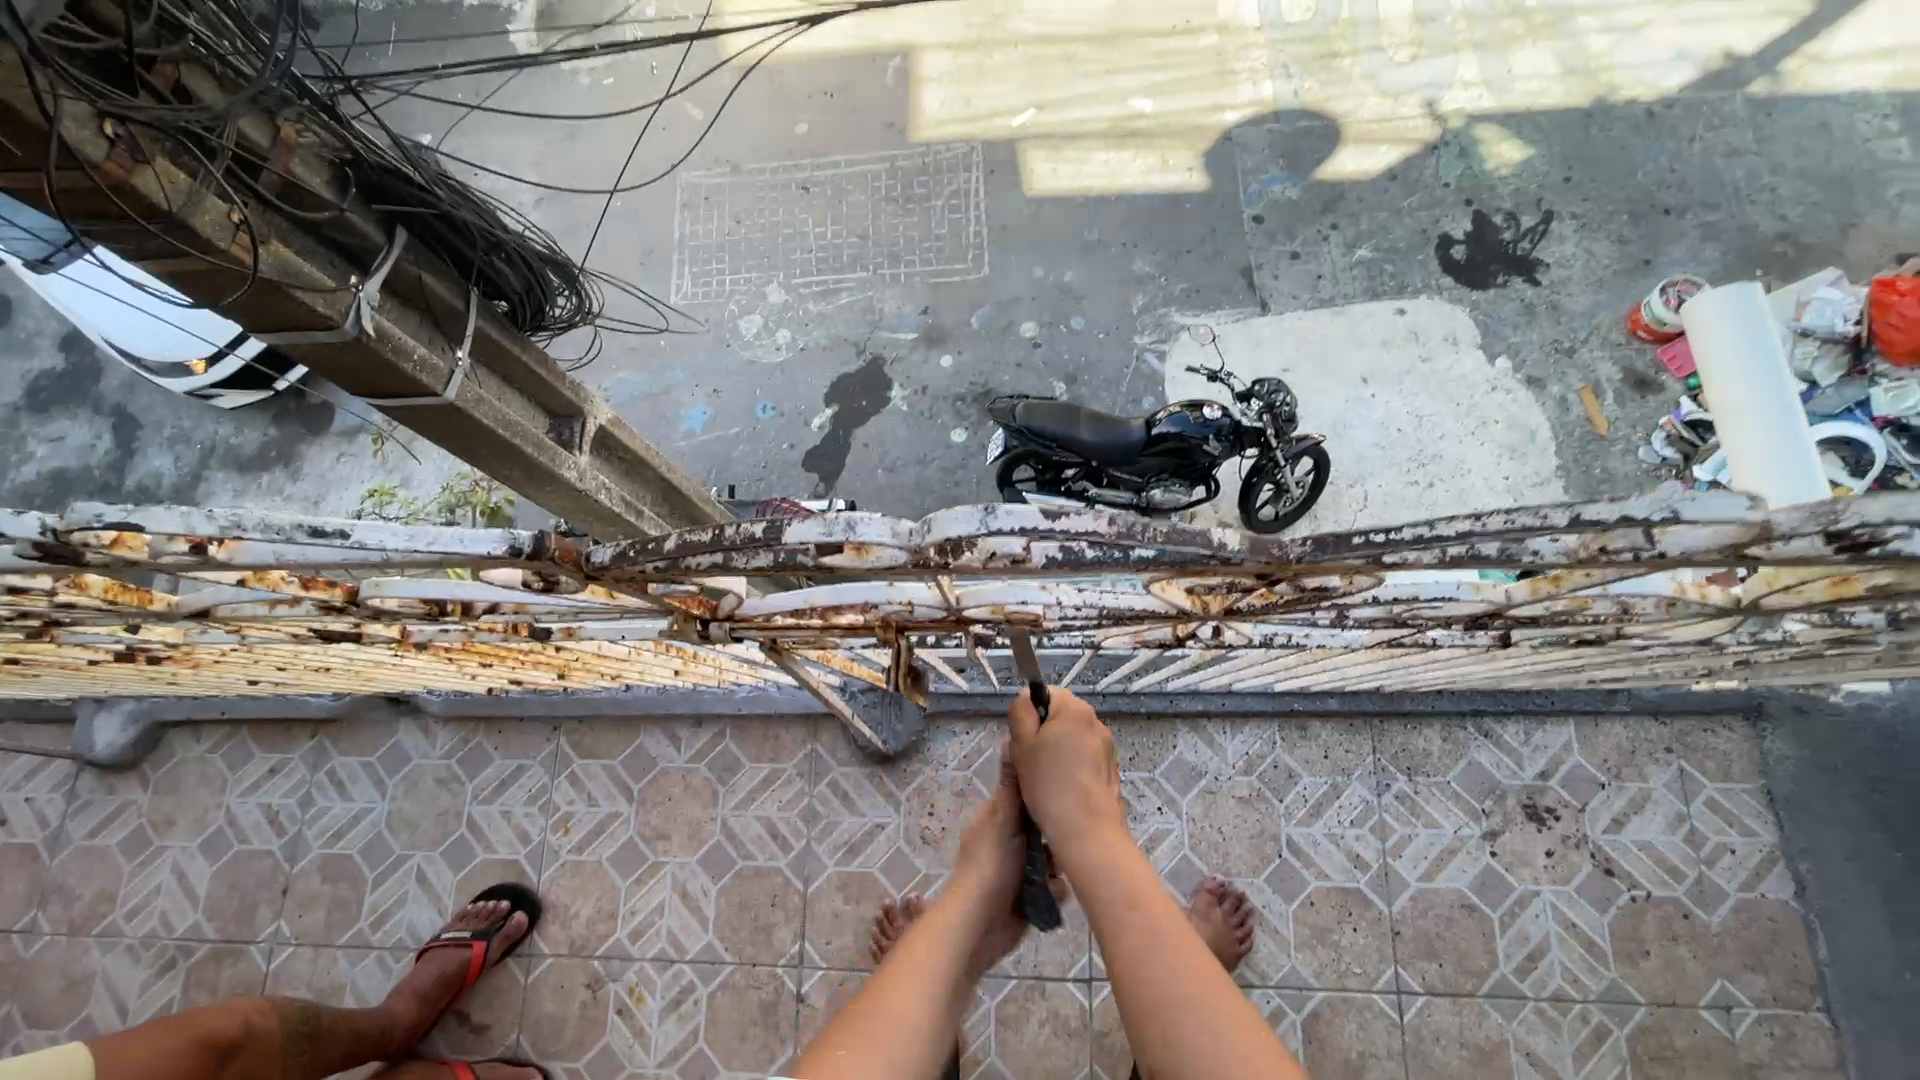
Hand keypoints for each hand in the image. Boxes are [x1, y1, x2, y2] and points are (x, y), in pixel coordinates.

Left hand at [947, 744, 1062, 976]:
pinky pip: (1050, 889)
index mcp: (997, 819)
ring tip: (1056, 875)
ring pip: (1051, 862)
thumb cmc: (992, 866)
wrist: (980, 925)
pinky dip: (1052, 893)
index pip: (1027, 799)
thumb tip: (1009, 738)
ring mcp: (1015, 871)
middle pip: (1044, 832)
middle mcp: (1006, 842)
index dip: (1047, 799)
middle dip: (1057, 842)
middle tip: (1066, 846)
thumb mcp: (1004, 819)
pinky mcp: (1024, 898)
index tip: (1067, 800)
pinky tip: (1052, 896)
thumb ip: (1012, 785)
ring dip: (1056, 871)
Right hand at [1006, 687, 1126, 853]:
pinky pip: (1084, 756)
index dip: (1029, 713)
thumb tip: (1026, 698)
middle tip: (1030, 759)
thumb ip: (1020, 713)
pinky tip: (1064, 788)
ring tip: (1046, 778)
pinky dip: (1072, 766)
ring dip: (1057, 750)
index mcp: (1075, 709)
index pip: (1046, 693)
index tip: (1023, 739)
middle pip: (1060, 715)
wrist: (1088, 831)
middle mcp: (1096, 721)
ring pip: (1072, 737)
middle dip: (1043, 732)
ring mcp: (1107, 745)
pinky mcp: (1111, 767)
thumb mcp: (1022, 745)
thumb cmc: (1049, 784)